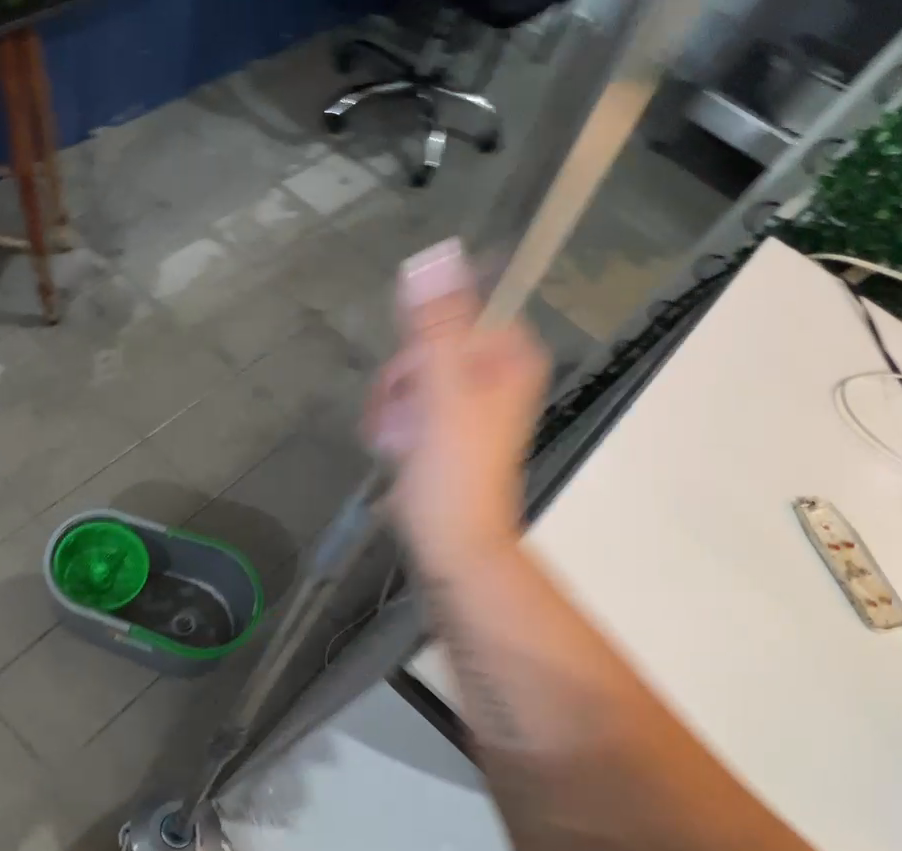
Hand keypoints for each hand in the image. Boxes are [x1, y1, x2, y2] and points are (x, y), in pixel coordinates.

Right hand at [363, 240, 550, 572]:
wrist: (454, 546)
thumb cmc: (454, 475)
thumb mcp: (444, 394)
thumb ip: (436, 326)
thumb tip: (432, 255)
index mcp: (510, 355)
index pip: (461, 306)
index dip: (425, 333)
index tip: (414, 370)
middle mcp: (494, 371)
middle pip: (428, 341)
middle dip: (402, 378)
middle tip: (405, 416)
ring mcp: (468, 401)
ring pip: (411, 373)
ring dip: (392, 404)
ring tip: (397, 442)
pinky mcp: (444, 427)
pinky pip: (407, 402)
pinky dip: (393, 423)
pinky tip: (394, 449)